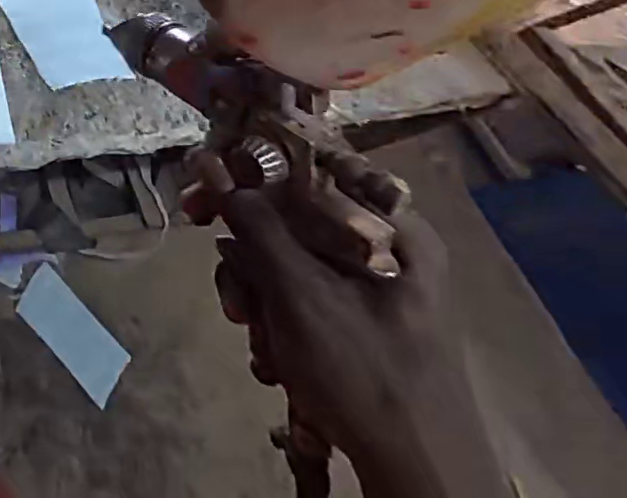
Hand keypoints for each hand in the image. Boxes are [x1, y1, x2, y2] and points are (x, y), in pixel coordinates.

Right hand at [193, 149, 510, 497]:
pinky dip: (273, 313)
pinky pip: (297, 288)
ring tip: (250, 330)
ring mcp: (370, 281)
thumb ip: (253, 222)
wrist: (422, 481)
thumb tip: (207, 160)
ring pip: (284, 255)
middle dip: (246, 256)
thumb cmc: (365, 375)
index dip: (248, 176)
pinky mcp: (356, 313)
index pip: (306, 167)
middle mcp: (384, 244)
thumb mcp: (299, 292)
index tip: (204, 200)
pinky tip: (270, 349)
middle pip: (288, 216)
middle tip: (226, 283)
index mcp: (392, 226)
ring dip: (253, 291)